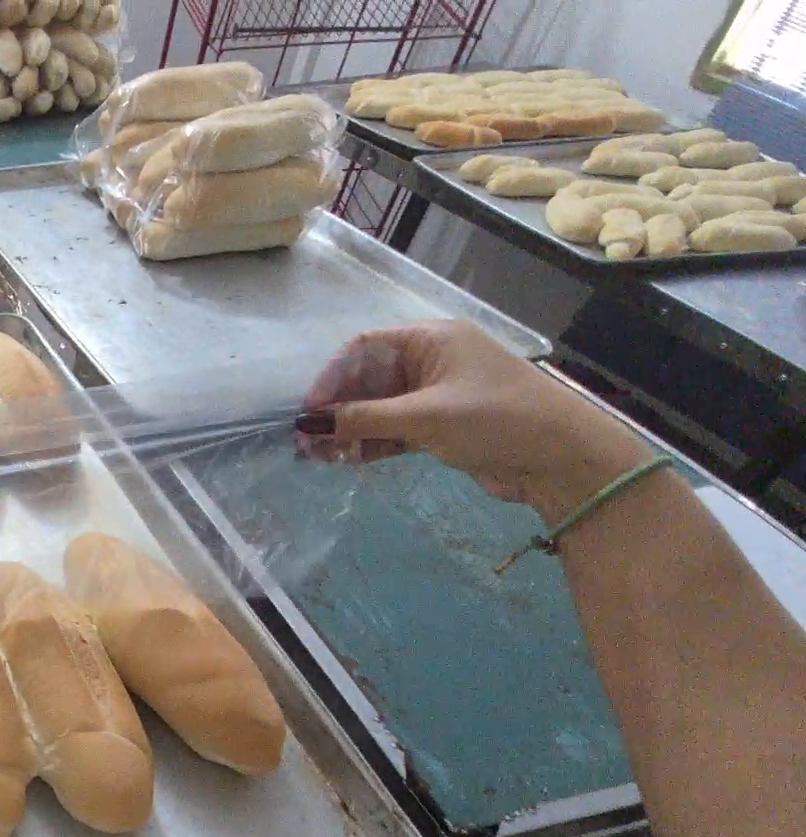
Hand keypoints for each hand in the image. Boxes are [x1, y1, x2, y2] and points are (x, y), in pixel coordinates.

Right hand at [298, 320, 651, 525]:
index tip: (311, 409)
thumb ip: (362, 418)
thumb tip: (307, 423)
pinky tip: (346, 459)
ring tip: (319, 456)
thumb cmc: (497, 419)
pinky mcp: (436, 426)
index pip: (364, 348)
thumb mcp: (425, 416)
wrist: (563, 461)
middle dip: (335, 410)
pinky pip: (388, 429)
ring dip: (346, 430)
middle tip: (307, 439)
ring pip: (374, 409)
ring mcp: (433, 396)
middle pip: (365, 380)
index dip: (332, 376)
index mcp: (432, 341)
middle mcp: (430, 363)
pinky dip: (366, 443)